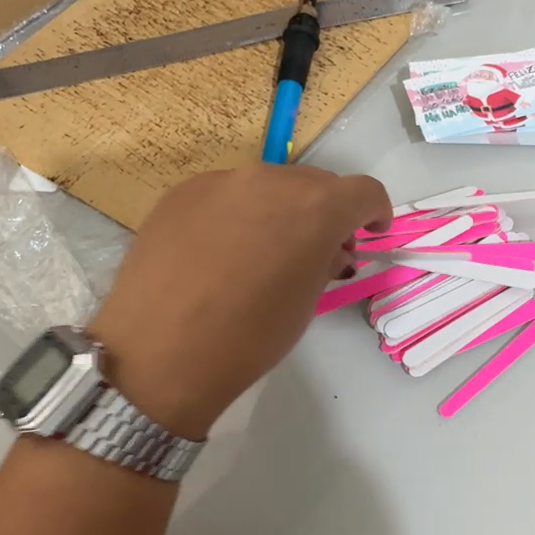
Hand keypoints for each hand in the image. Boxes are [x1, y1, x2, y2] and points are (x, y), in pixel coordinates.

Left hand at [88, 164, 390, 439]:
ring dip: (281, 211)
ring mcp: (222, 181)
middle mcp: (272, 180)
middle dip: (326, 213)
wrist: (159, 354)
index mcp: (316, 208)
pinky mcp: (183, 192)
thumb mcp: (308, 301)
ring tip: (265, 252)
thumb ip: (325, 261)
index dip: (374, 212)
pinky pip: (227, 194)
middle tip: (317, 252)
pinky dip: (239, 214)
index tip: (370, 234)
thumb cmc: (250, 337)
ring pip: (269, 185)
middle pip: (316, 184)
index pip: (363, 192)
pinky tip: (222, 252)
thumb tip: (326, 248)